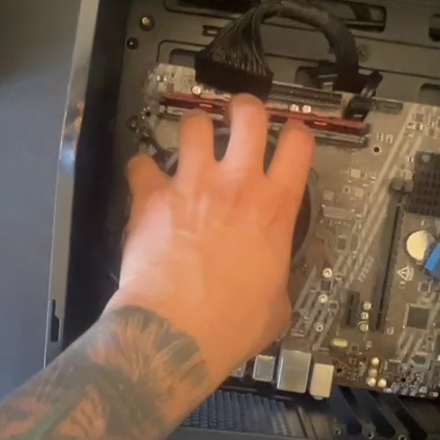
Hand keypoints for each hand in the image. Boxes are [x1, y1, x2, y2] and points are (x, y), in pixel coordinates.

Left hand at [111, 95, 313, 387]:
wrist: (178, 331)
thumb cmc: (231, 325)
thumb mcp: (278, 302)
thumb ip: (277, 275)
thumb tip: (271, 281)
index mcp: (275, 208)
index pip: (298, 145)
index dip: (296, 132)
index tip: (290, 134)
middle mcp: (236, 185)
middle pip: (248, 115)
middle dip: (245, 108)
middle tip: (240, 115)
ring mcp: (192, 185)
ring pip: (194, 124)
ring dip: (194, 130)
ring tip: (191, 142)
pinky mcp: (151, 196)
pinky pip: (142, 164)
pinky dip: (143, 169)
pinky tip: (145, 179)